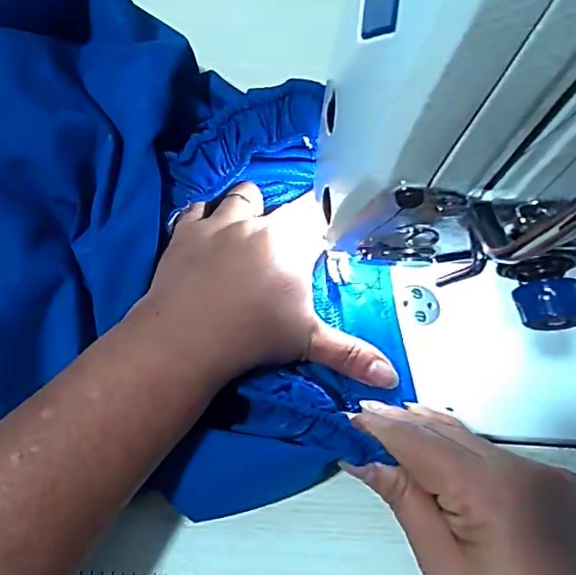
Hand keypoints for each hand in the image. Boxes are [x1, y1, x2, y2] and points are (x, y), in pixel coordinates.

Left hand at [130, 183, 397, 388]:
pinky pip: (196, 208)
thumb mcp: (306, 343)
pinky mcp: (184, 232)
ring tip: (246, 227)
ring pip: (238, 196)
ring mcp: (216, 224)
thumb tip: (391, 378)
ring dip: (245, 206)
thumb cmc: (253, 336)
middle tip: (283, 242)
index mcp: (289, 243)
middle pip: (277, 202)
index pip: (316, 213)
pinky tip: (206, 230)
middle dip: (283, 217)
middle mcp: (254, 224)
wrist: (186, 337)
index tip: (322, 229)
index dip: (321, 217)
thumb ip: (349, 354)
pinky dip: (204, 214)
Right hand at [343, 402, 575, 574]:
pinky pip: (503, 460)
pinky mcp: (568, 490)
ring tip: (392, 436)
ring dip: (434, 439)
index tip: (350, 418)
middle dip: (403, 426)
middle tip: (361, 423)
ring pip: (476, 443)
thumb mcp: (442, 566)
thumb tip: (368, 462)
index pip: (421, 439)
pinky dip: (468, 458)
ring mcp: (556, 478)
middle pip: (449, 433)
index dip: (380, 427)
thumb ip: (405, 500)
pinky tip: (444, 465)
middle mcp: (532, 473)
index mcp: (497, 492)